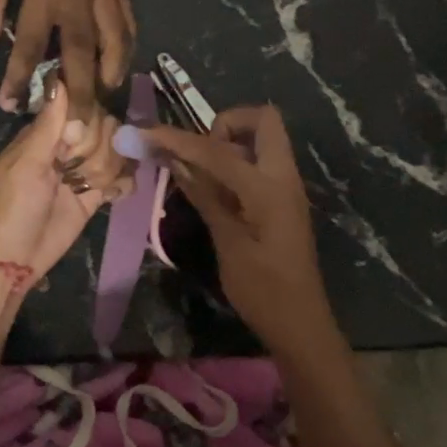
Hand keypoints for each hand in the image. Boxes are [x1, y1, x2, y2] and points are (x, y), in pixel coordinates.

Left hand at [0, 0, 134, 118]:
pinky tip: (117, 71)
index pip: (28, 46)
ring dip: (107, 84)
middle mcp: (79, 2)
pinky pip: (128, 32)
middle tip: (75, 135)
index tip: (8, 105)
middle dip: (77, 100)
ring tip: (101, 110)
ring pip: (113, 51)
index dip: (17, 79)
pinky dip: (124, 56)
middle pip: (80, 61)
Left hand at [0, 84, 132, 296]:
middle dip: (97, 150)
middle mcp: (66, 145)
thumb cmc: (14, 206)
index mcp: (45, 132)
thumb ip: (49, 124)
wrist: (18, 257)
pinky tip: (110, 195)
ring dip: (107, 169)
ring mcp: (82, 169)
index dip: (86, 121)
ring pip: (116, 150)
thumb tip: (59, 79)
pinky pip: (122, 175)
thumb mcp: (27, 163)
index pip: (81, 106)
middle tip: (75, 173)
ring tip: (89, 188)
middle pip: (104, 127)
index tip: (74, 143)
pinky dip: (122, 183)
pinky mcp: (95, 193)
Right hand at [142, 105, 336, 349]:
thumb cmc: (263, 290)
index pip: (217, 150)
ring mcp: (285, 187)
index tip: (146, 133)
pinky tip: (208, 188)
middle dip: (223, 124)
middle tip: (196, 153)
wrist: (301, 325)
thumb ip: (205, 196)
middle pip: (261, 121)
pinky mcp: (280, 200)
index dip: (179, 139)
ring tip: (194, 171)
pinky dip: (233, 163)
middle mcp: (283, 176)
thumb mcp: (228, 243)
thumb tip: (176, 161)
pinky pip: (258, 163)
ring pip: (260, 140)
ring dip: (226, 143)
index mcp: (269, 187)